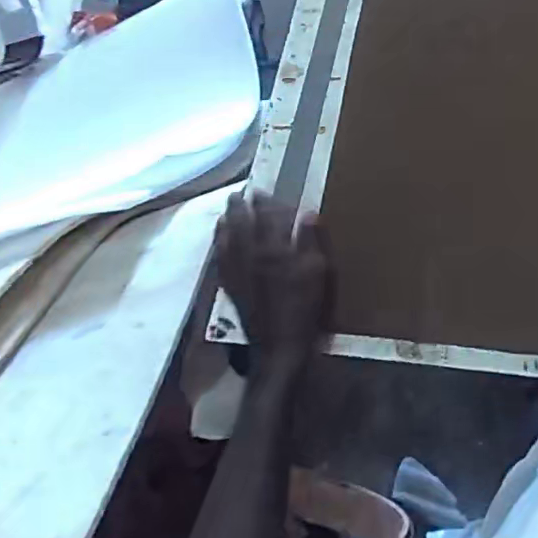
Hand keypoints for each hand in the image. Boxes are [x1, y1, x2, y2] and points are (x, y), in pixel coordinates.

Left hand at [216, 191, 332, 374]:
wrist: (280, 347)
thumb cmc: (305, 307)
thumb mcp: (319, 271)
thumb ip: (312, 241)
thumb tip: (307, 214)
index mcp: (273, 250)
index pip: (265, 218)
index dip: (263, 203)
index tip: (261, 190)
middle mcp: (250, 257)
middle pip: (240, 226)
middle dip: (238, 208)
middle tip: (237, 194)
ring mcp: (238, 274)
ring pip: (226, 242)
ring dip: (225, 224)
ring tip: (225, 212)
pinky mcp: (232, 290)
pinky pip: (221, 261)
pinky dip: (219, 247)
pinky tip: (220, 244)